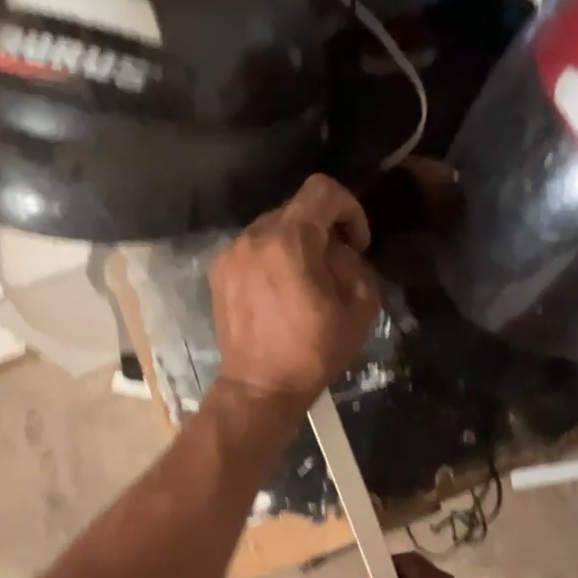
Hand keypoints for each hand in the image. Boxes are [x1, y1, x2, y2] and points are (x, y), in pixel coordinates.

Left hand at [211, 175, 379, 407]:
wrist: (260, 388)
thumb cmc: (313, 351)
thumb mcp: (358, 308)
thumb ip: (355, 266)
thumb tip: (339, 254)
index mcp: (289, 241)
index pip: (322, 190)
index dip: (349, 208)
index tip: (357, 243)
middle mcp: (254, 236)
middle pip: (296, 209)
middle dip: (323, 230)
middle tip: (336, 266)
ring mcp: (231, 253)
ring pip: (273, 228)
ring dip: (297, 244)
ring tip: (307, 281)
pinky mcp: (219, 272)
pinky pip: (254, 249)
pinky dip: (273, 258)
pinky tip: (281, 292)